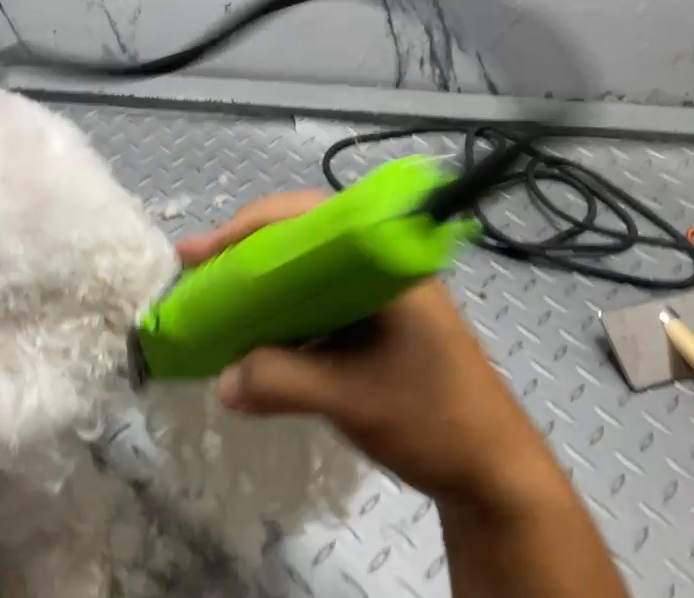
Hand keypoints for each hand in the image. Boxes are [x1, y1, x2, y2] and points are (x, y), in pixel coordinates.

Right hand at [178, 194, 558, 507]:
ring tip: (214, 294)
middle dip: (246, 248)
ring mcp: (376, 296)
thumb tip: (222, 382)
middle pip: (301, 235)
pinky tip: (250, 330)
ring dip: (258, 279)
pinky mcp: (370, 324)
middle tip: (198, 267)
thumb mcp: (352, 399)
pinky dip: (277, 310)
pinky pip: (312, 300)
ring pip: (303, 268)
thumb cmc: (435, 421)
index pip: (309, 218)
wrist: (494, 475)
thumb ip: (282, 382)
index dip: (249, 228)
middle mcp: (379, 269)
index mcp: (386, 265)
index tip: (200, 252)